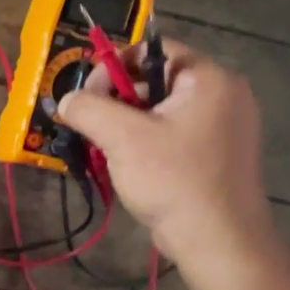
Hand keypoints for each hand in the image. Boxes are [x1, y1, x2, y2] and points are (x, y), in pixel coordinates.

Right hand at [57, 39, 277, 266]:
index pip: (153, 50)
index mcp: (209, 79)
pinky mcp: (217, 154)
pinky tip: (127, 167)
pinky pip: (172, 134)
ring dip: (125, 126)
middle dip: (115, 101)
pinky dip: (144, 144)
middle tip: (90, 128)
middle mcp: (223, 95)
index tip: (86, 97)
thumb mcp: (121, 138)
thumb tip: (66, 100)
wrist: (217, 239)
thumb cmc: (172, 179)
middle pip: (154, 81)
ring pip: (160, 111)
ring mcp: (223, 127)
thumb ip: (88, 108)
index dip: (112, 66)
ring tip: (104, 151)